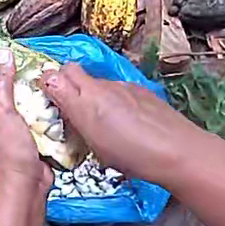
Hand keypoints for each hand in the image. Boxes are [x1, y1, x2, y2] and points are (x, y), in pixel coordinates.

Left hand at [0, 45, 52, 199]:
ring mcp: (13, 130)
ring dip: (35, 94)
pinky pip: (38, 120)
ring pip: (24, 104)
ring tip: (49, 80)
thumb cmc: (8, 151)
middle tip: (38, 65)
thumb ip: (1, 81)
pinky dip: (46, 111)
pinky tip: (56, 103)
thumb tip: (2, 53)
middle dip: (20, 76)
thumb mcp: (1, 109)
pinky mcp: (30, 140)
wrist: (24, 187)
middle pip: (6, 89)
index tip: (17, 52)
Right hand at [40, 63, 220, 187]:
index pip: (56, 74)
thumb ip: (70, 109)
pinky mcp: (141, 92)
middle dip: (66, 82)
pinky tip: (123, 121)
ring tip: (99, 121)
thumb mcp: (92, 140)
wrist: (177, 151)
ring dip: (92, 94)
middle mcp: (103, 86)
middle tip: (67, 105)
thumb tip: (51, 83)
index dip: (48, 82)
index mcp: (86, 98)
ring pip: (97, 83)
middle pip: (74, 71)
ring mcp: (123, 87)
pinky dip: (113, 99)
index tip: (47, 97)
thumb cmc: (132, 153)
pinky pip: (118, 90)